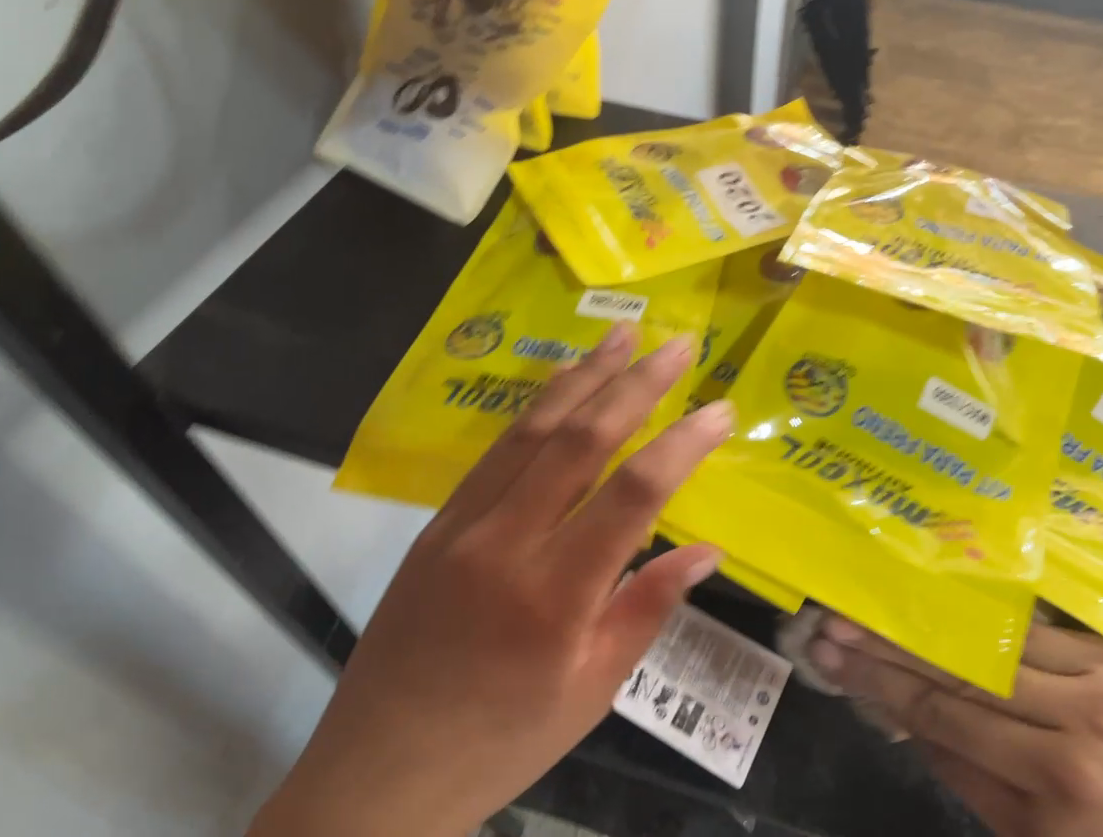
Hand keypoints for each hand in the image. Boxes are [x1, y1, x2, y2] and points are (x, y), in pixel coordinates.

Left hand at [251, 324, 732, 836]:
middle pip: (579, 442)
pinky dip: (535, 410)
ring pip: (530, 431)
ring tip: (622, 334)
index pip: (631, 496)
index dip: (682, 445)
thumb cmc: (501, 741)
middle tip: (678, 342)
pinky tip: (562, 385)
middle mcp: (505, 545)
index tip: (721, 411)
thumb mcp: (591, 692)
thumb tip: (708, 550)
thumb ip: (648, 608)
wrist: (381, 768)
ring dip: (582, 376)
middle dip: (635, 384)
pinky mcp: (437, 524)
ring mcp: (462, 526)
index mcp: (554, 598)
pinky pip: (494, 452)